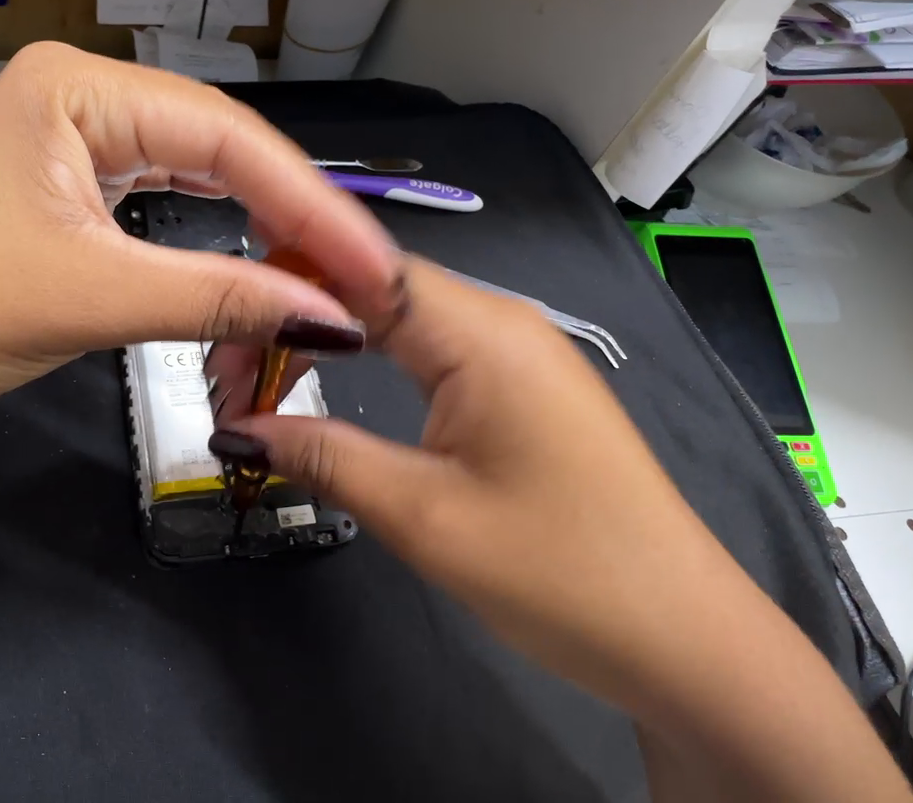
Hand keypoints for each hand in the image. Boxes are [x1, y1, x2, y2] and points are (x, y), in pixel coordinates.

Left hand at [0, 42, 403, 466]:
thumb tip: (330, 316)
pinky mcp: (58, 184)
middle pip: (213, 145)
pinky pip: (153, 195)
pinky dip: (204, 230)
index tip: (371, 265)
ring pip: (187, 170)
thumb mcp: (91, 297)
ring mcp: (64, 138)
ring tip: (318, 265)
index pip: (225, 135)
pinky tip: (249, 245)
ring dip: (252, 219)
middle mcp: (74, 93)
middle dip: (288, 210)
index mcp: (74, 85)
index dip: (310, 202)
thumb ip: (220, 297)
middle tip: (357, 272)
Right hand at [218, 258, 745, 697]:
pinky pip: (426, 347)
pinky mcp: (519, 386)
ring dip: (327, 339)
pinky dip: (367, 358)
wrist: (689, 643)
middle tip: (234, 380)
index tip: (224, 340)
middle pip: (373, 284)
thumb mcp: (424, 519)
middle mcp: (501, 322)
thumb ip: (324, 457)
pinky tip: (331, 382)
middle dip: (295, 317)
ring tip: (265, 384)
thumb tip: (236, 429)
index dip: (284, 287)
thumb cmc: (563, 576)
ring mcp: (516, 352)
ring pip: (396, 315)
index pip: (361, 268)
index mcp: (483, 333)